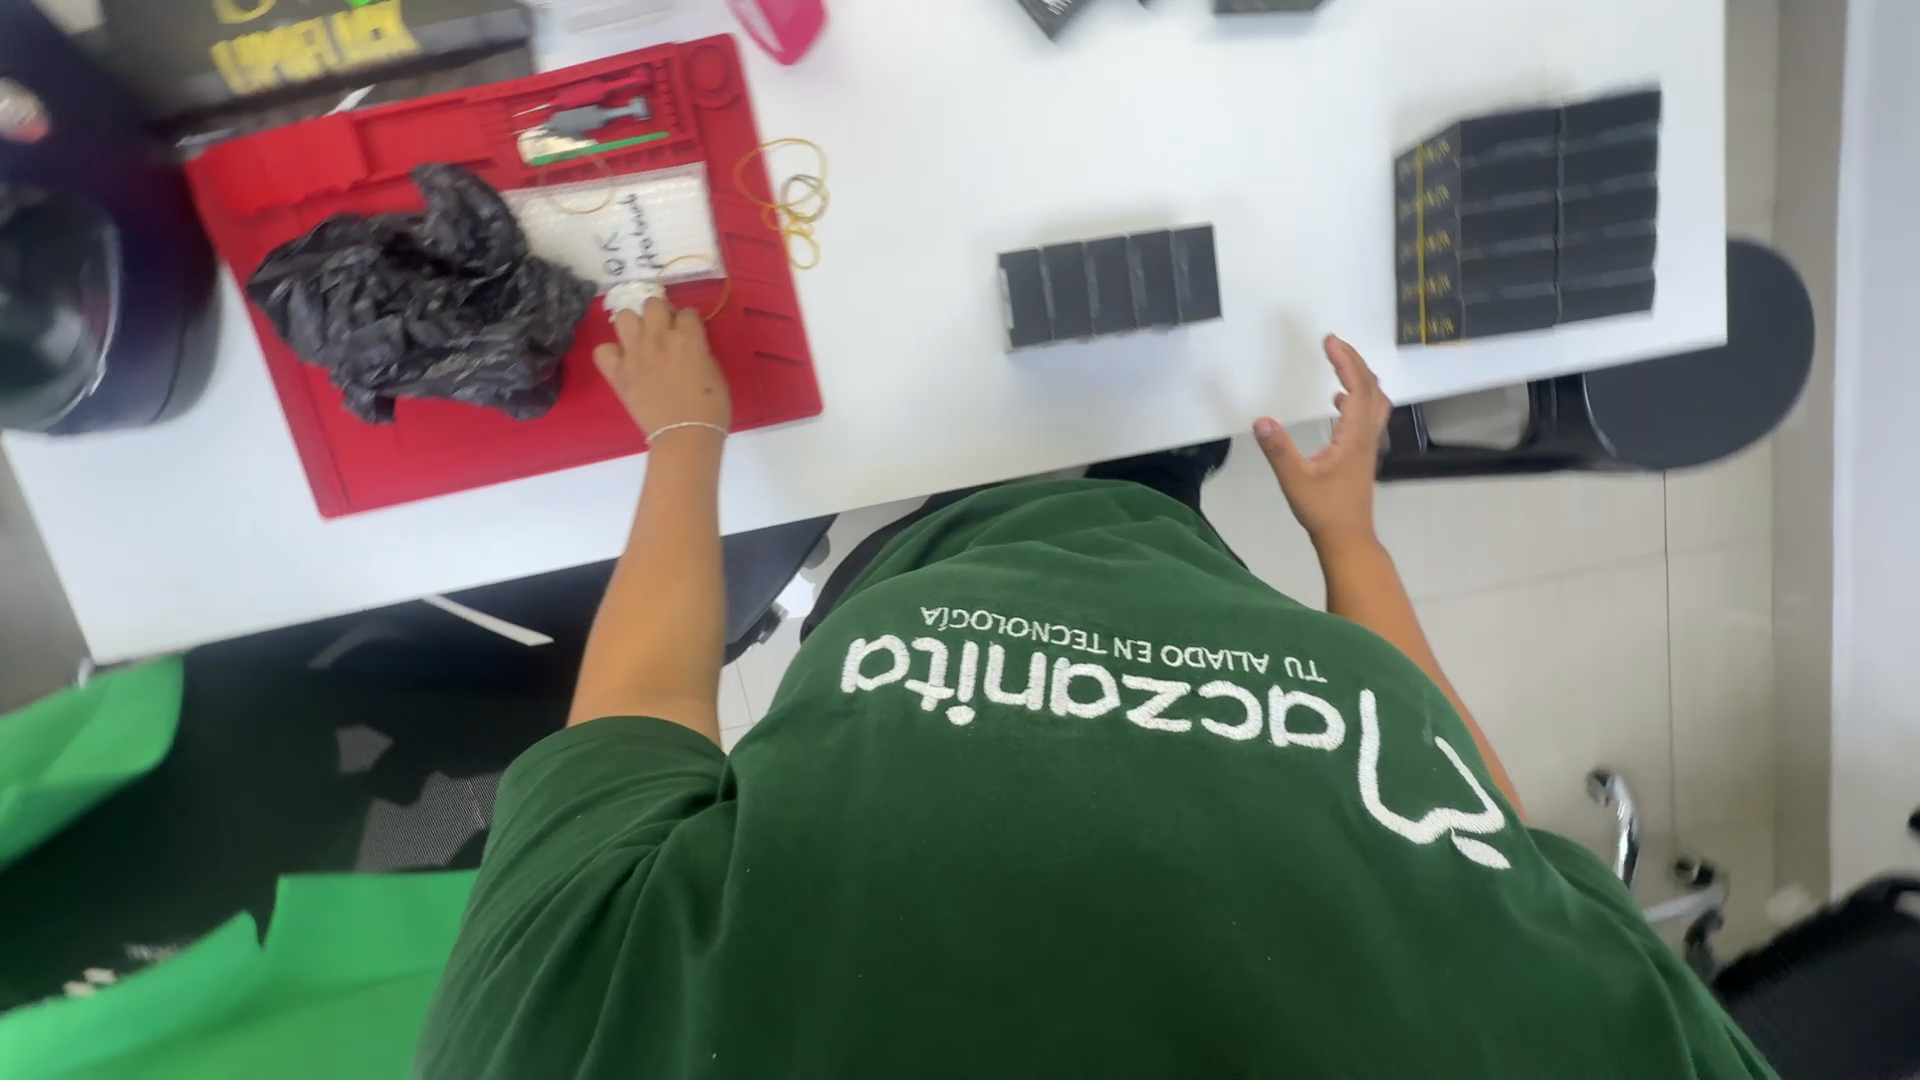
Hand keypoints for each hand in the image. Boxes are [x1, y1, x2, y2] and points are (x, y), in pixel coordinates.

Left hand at [594, 298, 731, 439]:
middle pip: (653, 304)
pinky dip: (611, 354)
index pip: (687, 312)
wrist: (686, 436)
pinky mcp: (618, 372)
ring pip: (624, 316)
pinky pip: (603, 350)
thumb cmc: (711, 409)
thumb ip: (702, 352)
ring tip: (642, 340)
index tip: (691, 332)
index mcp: (689, 338)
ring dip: (634, 325)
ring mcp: (634, 353)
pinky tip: (623, 362)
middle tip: (666, 331)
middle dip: (661, 314)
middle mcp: (659, 338)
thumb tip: (692, 346)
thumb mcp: (716, 373)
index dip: (689, 321)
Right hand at [1253, 334, 1391, 549]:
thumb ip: (1278, 450)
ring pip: (1374, 402)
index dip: (1345, 362)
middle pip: (1372, 389)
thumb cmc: (1323, 509)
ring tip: (1341, 367)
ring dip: (1360, 380)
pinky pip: (1366, 416)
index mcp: (1354, 436)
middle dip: (1355, 363)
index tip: (1330, 342)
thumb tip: (1260, 421)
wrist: (1346, 536)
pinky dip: (1356, 399)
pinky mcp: (1361, 455)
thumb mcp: (1295, 479)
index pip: (1357, 388)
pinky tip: (1338, 403)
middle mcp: (1367, 436)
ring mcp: (1367, 446)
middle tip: (1334, 346)